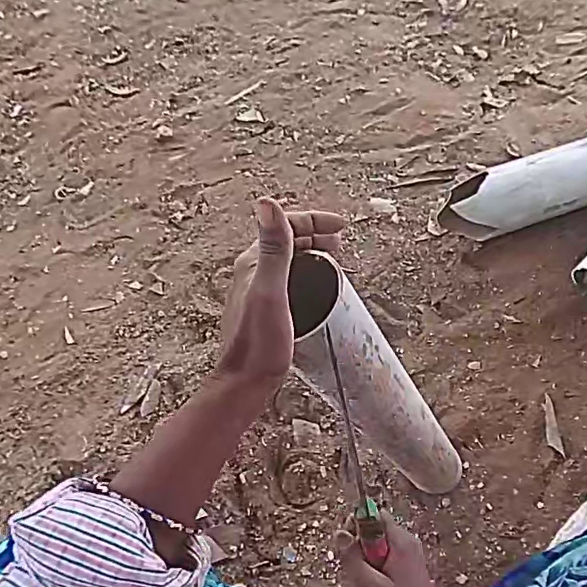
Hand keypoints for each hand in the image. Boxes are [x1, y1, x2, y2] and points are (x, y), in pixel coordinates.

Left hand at [217, 199, 346, 386]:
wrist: (246, 383)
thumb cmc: (259, 344)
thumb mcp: (272, 291)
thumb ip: (272, 248)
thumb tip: (267, 203)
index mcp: (253, 262)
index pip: (285, 226)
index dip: (315, 221)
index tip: (340, 226)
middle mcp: (252, 272)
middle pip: (287, 240)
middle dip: (316, 234)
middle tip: (340, 241)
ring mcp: (258, 290)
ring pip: (290, 260)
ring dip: (313, 252)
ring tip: (335, 258)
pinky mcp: (267, 308)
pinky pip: (291, 278)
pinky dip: (309, 272)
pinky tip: (320, 287)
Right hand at [336, 513, 467, 586]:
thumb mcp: (369, 585)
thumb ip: (352, 557)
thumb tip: (341, 533)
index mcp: (401, 541)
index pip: (374, 516)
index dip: (356, 527)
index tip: (349, 548)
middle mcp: (408, 542)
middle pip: (375, 529)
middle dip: (360, 546)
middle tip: (359, 571)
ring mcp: (410, 554)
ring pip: (378, 545)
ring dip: (366, 560)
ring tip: (368, 583)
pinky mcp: (408, 566)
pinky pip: (385, 557)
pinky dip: (376, 568)